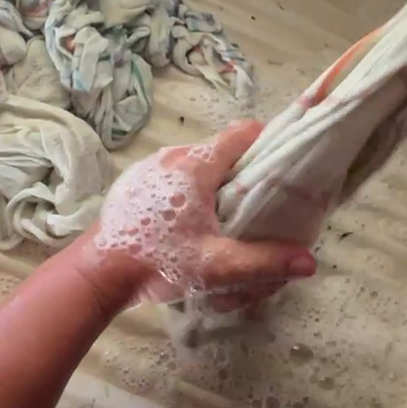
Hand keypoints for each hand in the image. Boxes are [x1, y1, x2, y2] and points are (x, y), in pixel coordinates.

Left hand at [78, 120, 316, 308]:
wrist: (97, 274)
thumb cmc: (158, 261)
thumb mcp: (216, 266)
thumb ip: (264, 261)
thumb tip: (309, 262)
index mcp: (196, 164)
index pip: (242, 133)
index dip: (267, 143)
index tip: (282, 166)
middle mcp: (172, 156)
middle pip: (221, 149)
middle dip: (243, 169)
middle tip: (259, 200)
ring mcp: (149, 167)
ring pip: (196, 162)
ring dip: (215, 181)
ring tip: (227, 214)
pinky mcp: (134, 183)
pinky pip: (174, 175)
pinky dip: (190, 189)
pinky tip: (190, 221)